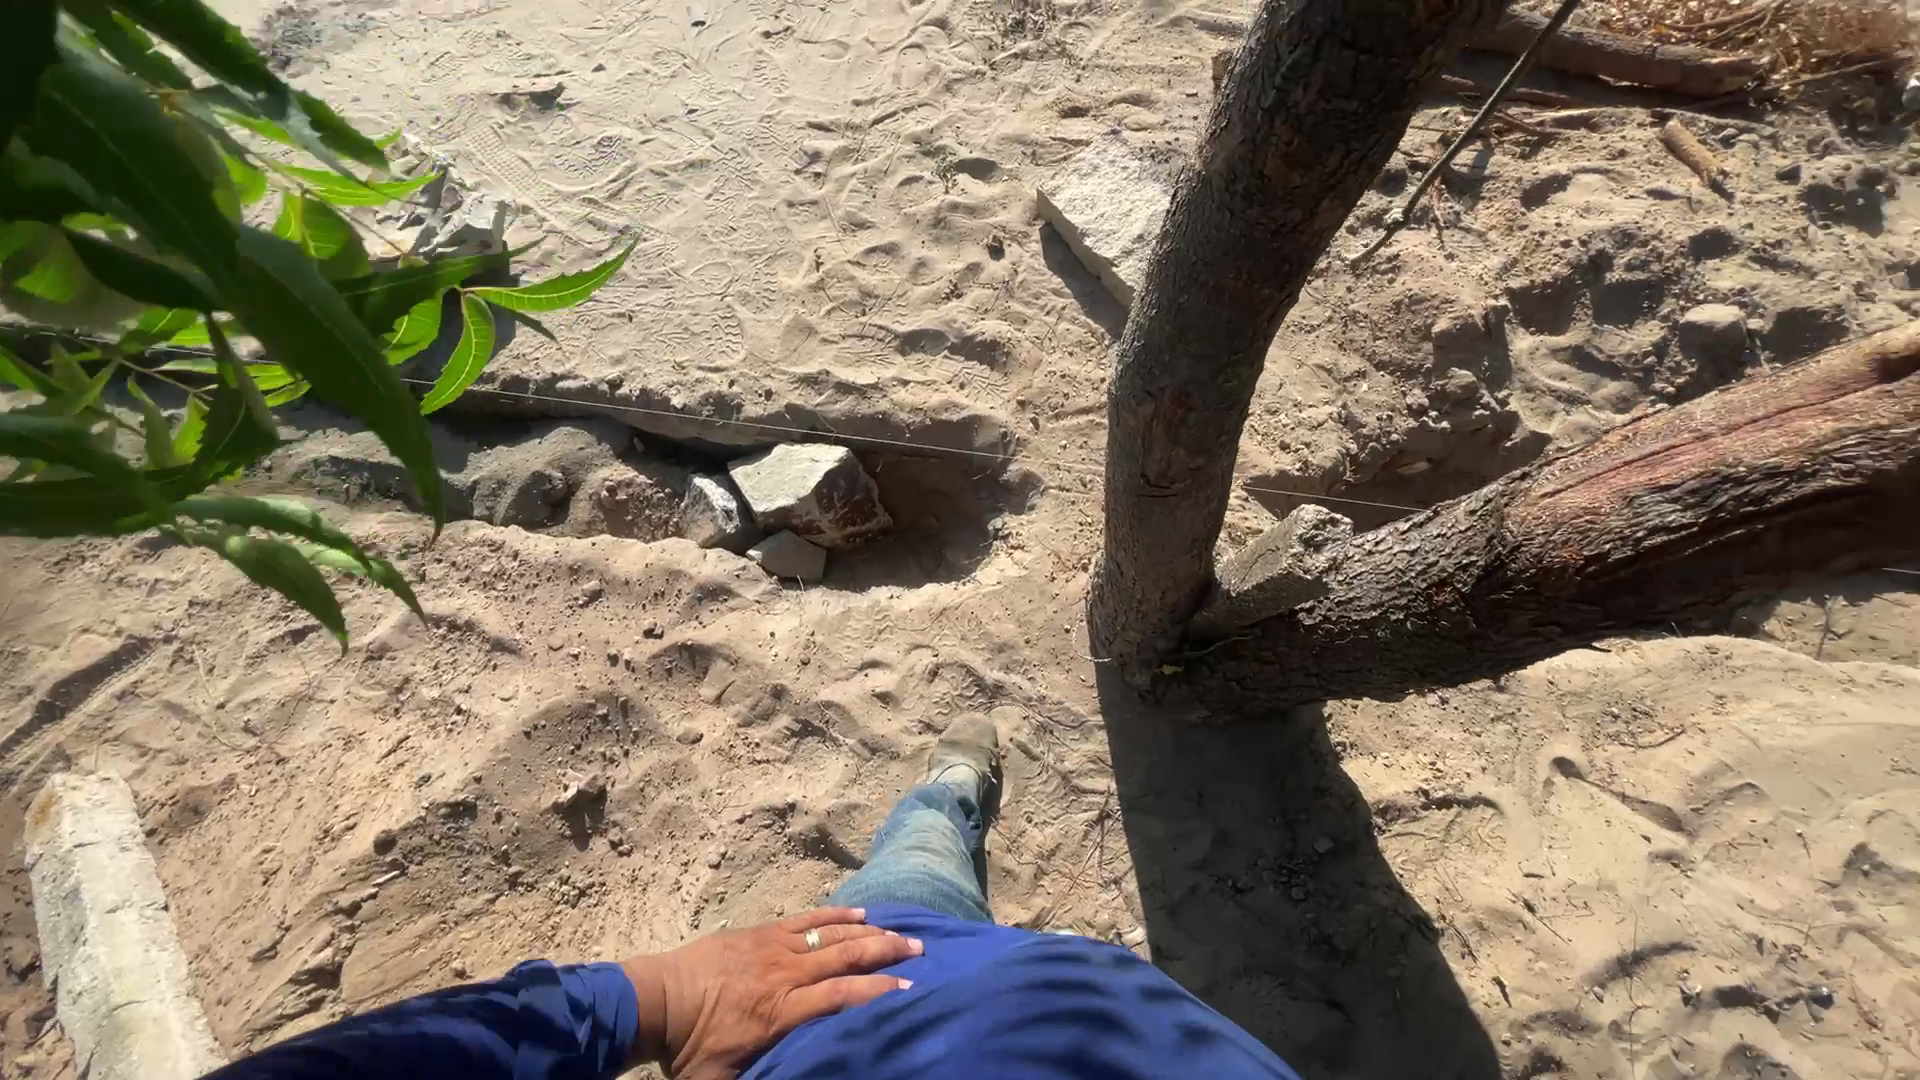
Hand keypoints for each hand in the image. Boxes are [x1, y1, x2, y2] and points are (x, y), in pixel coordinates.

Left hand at [622, 907, 920, 1078]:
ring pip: (832, 934)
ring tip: (900, 929)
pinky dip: (836, 914)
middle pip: (846, 957)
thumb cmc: (690, 1050)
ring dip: (869, 931)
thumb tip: (796, 1076)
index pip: (840, 996)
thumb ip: (765, 1077)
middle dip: (886, 952)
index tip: (908, 988)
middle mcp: (787, 974)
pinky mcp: (765, 931)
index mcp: (782, 1013)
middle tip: (919, 949)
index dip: (876, 991)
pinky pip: (807, 918)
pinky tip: (859, 911)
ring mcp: (777, 947)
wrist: (659, 1000)